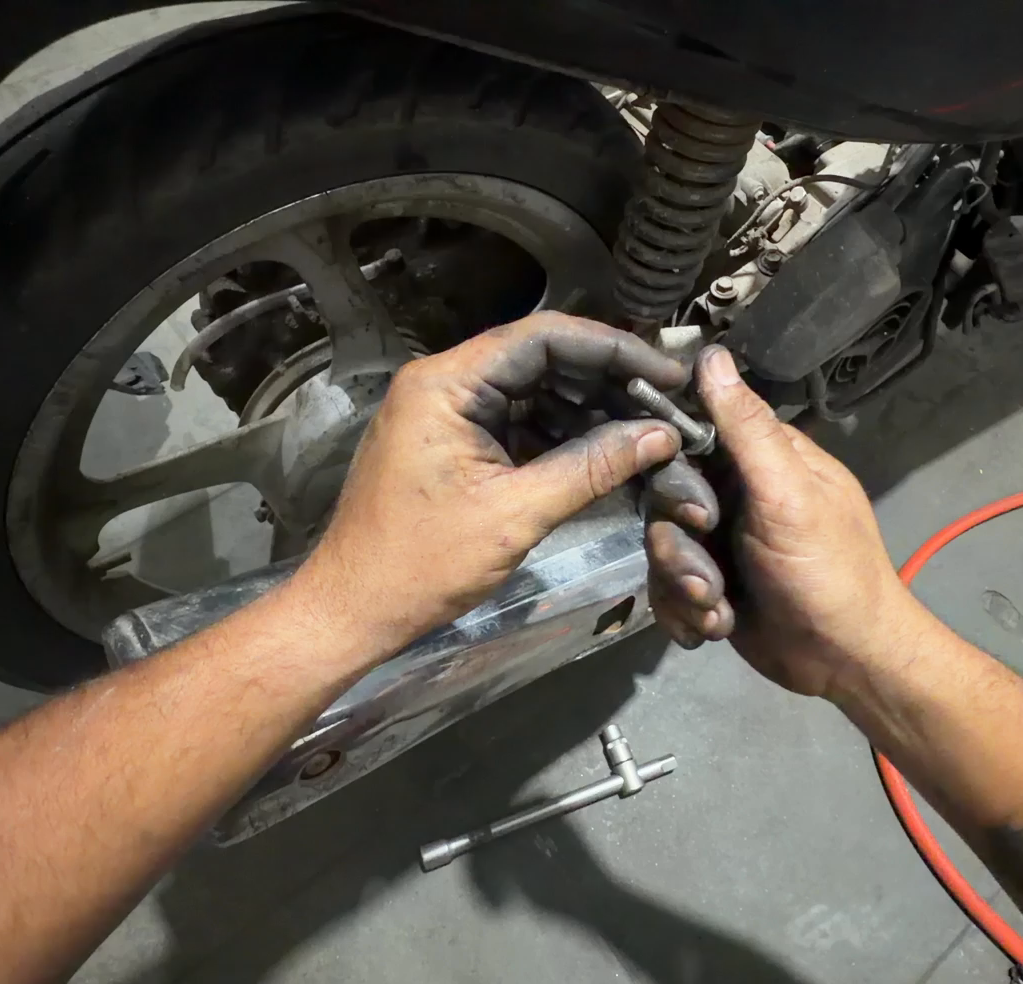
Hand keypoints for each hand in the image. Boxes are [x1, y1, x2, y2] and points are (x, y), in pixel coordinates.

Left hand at [293, 313, 700, 651]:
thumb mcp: (515, 513)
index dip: (614, 350)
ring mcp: (450, 413)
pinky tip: (605, 452)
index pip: (545, 337)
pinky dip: (561, 436)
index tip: (667, 375)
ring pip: (534, 393)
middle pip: (542, 359)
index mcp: (448, 383)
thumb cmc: (423, 563)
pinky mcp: (456, 443)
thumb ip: (590, 467)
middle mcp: (447, 383)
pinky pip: (519, 424)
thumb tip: (661, 436)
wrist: (355, 607)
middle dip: (606, 382)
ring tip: (647, 430)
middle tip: (666, 406)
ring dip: (588, 410)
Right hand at [648, 346, 923, 699]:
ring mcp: (717, 544)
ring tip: (717, 611)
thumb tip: (711, 354)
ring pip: (660, 550)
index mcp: (759, 461)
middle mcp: (732, 496)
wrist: (844, 661)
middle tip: (709, 580)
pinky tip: (715, 627)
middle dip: (681, 551)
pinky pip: (666, 589)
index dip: (675, 472)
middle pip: (664, 503)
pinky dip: (686, 614)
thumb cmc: (827, 571)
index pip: (690, 437)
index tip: (697, 513)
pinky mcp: (706, 585)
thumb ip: (747, 429)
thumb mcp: (789, 495)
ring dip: (684, 589)